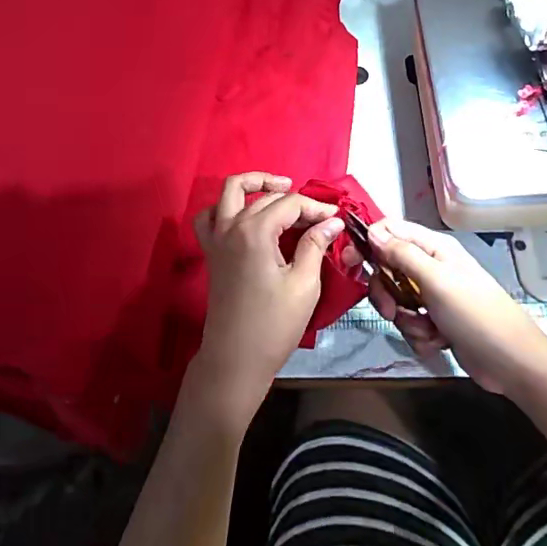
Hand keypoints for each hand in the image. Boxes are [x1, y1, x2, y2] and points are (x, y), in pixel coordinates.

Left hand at [187, 172, 341, 423]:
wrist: (235, 360)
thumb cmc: (273, 325)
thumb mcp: (304, 284)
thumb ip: (315, 245)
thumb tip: (331, 221)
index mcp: (255, 232)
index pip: (290, 204)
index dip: (316, 208)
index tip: (336, 219)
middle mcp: (231, 227)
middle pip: (266, 196)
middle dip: (295, 200)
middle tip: (318, 218)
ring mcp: (216, 238)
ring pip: (230, 192)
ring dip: (254, 185)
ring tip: (280, 190)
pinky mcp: (210, 252)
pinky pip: (210, 216)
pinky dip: (225, 207)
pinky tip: (245, 215)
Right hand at [364, 219, 546, 396]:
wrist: (511, 362)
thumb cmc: (475, 314)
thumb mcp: (436, 280)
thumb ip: (402, 254)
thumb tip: (372, 231)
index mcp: (434, 248)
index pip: (391, 231)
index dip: (370, 242)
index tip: (352, 261)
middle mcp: (432, 267)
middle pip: (389, 269)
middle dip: (386, 292)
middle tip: (390, 310)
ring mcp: (435, 296)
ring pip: (398, 300)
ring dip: (406, 319)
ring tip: (427, 328)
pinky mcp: (437, 322)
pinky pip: (411, 323)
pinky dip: (419, 334)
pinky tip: (438, 341)